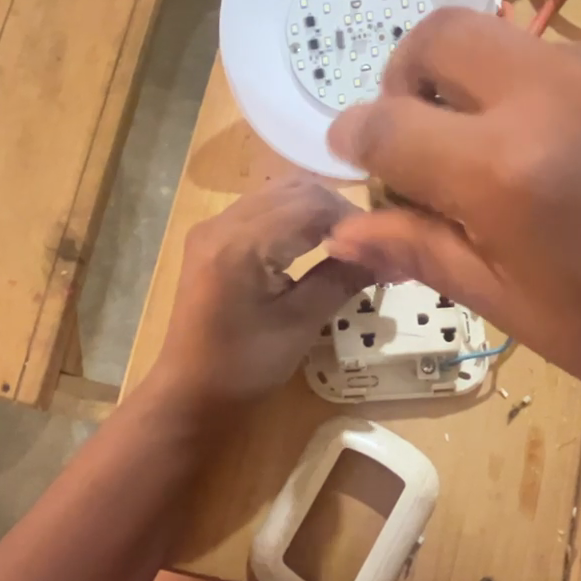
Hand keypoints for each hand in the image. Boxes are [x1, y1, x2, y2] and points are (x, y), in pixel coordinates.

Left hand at [146, 178, 371, 415]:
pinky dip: (292, 216)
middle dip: (335, 209)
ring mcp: (212, 227)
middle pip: (293, 189)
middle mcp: (221, 223)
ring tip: (345, 242)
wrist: (190, 391)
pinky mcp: (211, 237)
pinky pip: (260, 208)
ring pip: (277, 193)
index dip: (352, 218)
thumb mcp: (300, 324)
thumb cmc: (245, 366)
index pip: (310, 205)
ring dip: (315, 209)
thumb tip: (391, 255)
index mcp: (240, 245)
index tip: (383, 242)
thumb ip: (342, 279)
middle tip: (367, 241)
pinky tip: (312, 242)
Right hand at [325, 9, 580, 467]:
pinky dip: (564, 101)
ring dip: (492, 93)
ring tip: (528, 168)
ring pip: (521, 47)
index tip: (353, 153)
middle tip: (423, 136)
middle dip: (408, 75)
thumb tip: (341, 232)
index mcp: (510, 171)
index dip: (354, 137)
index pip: (387, 122)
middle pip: (444, 33)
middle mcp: (564, 94)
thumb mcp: (520, 312)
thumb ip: (424, 252)